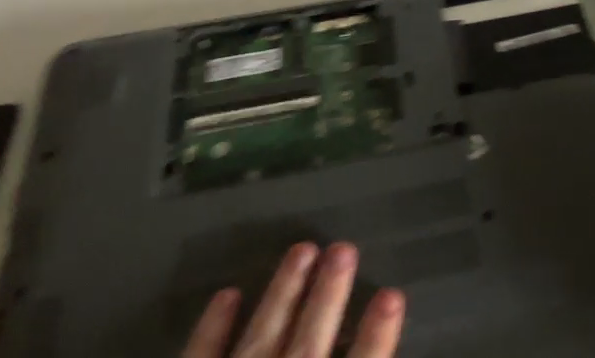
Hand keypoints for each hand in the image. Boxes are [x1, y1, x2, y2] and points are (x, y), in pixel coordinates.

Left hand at [182, 241, 405, 357]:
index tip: (393, 294)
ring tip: (301, 249)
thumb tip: (371, 347)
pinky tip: (227, 295)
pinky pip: (201, 357)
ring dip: (283, 293)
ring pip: (262, 337)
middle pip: (311, 342)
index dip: (377, 335)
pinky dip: (212, 328)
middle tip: (344, 248)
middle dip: (328, 294)